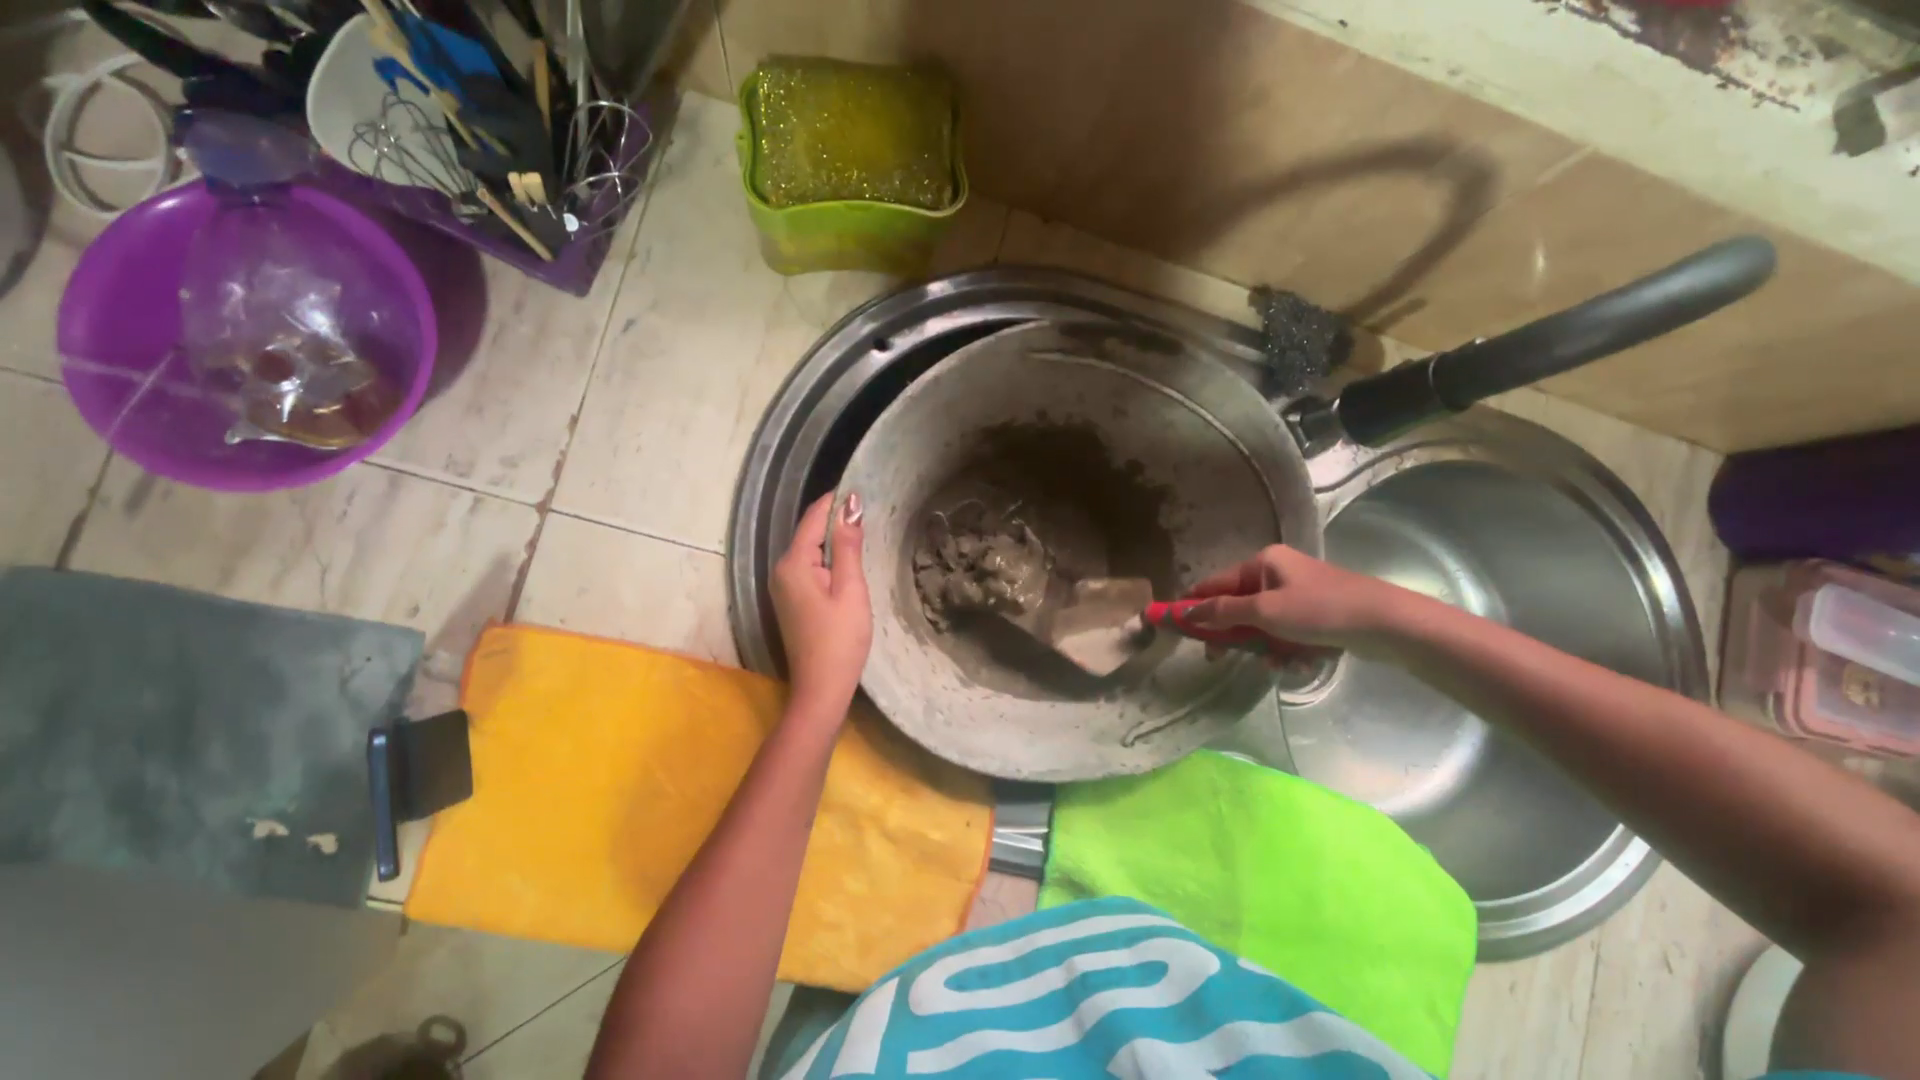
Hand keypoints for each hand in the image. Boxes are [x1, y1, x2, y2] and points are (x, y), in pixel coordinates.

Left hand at [772, 492, 871, 719]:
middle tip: (870, 509)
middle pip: (810, 532)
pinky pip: (810, 568)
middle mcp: (781, 570)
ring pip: (810, 551)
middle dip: (836, 519)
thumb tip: (850, 505)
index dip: (837, 500)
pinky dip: (829, 560)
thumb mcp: (851, 589)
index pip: (814, 518)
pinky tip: (849, 563)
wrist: (821, 689)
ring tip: (865, 530)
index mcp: (793, 563)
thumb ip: (849, 546)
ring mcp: (783, 587)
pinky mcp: (791, 601)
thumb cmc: (840, 640)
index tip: (863, 486)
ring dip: (834, 540)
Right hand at [1182, 545, 1407, 653]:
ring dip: (1265, 647)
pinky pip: (1287, 633)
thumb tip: (1184, 612)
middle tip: (1220, 659)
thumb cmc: (1319, 610)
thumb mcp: (1265, 612)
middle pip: (1238, 606)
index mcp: (1263, 562)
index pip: (1214, 583)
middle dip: (1234, 634)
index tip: (1172, 625)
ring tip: (1278, 663)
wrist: (1383, 622)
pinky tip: (1300, 661)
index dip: (1192, 605)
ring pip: (1263, 624)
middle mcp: (1278, 572)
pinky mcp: (1316, 613)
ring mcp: (1298, 593)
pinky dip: (1288, 649)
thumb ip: (1222, 612)